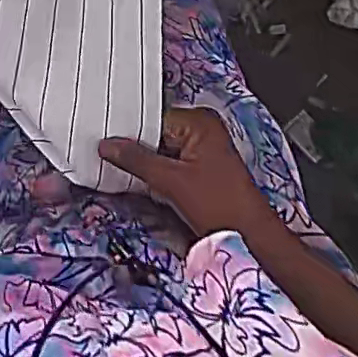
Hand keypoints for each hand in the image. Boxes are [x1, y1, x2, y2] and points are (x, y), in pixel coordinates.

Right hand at [99, 107, 278, 238]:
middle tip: (111, 159)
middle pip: (156, 133)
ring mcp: (204, 148)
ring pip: (162, 150)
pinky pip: (171, 162)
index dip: (129, 133)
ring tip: (127, 173)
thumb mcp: (171, 181)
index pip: (152, 118)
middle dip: (137, 149)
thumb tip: (107, 145)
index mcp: (199, 122)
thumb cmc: (220, 207)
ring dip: (146, 163)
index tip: (107, 144)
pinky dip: (158, 172)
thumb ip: (136, 160)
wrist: (251, 238)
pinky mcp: (202, 167)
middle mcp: (203, 129)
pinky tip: (146, 183)